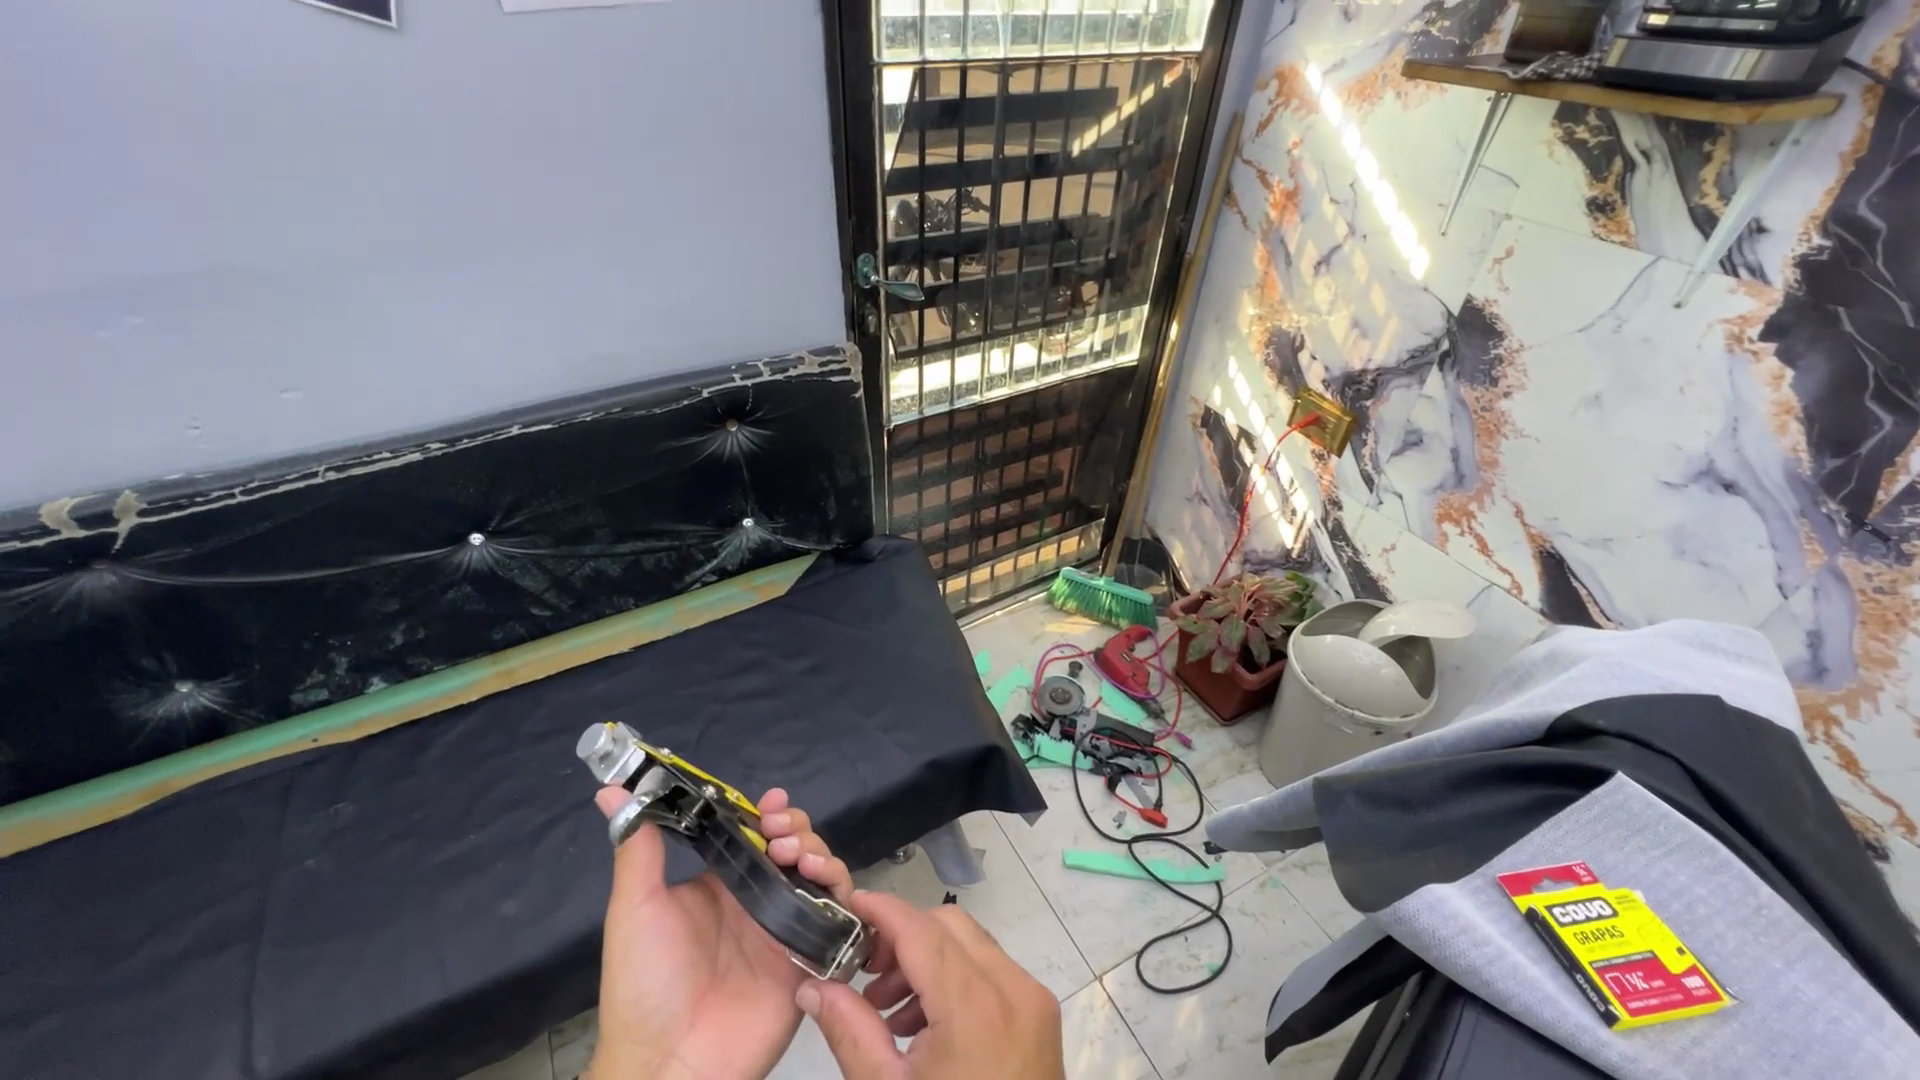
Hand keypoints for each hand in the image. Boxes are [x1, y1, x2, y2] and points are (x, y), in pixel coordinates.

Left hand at [588, 786, 852, 1079]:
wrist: (670, 1063)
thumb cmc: (646, 983)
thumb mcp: (635, 908)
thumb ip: (637, 846)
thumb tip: (611, 789)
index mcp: (720, 887)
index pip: (754, 834)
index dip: (768, 813)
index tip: (771, 803)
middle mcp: (757, 902)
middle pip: (794, 847)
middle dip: (796, 827)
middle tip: (780, 832)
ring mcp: (786, 929)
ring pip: (819, 873)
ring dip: (818, 850)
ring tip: (797, 855)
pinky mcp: (810, 958)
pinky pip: (838, 915)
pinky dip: (840, 889)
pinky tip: (822, 879)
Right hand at [798, 890, 1064, 1079]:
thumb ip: (849, 1032)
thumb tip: (812, 986)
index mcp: (974, 1006)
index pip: (920, 930)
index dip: (881, 909)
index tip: (848, 904)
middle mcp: (1012, 988)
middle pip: (948, 926)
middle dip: (902, 937)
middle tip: (865, 973)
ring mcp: (1033, 999)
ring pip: (972, 943)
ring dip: (928, 958)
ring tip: (888, 1009)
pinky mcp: (1041, 1013)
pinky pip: (992, 971)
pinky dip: (956, 977)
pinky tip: (925, 1023)